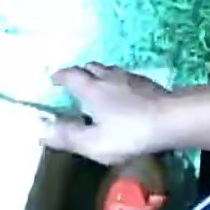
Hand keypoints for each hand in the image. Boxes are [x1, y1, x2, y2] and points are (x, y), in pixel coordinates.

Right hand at [45, 64, 174, 165]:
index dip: (61, 75)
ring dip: (97, 74)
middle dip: (79, 72)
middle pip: (89, 66)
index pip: (72, 75)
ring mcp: (127, 75)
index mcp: (92, 88)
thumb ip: (69, 136)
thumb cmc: (128, 132)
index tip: (53, 78)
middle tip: (74, 82)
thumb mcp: (94, 143)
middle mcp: (108, 75)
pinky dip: (113, 79)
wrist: (166, 117)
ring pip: (107, 68)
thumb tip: (43, 129)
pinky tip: (119, 92)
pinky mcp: (142, 80)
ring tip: (95, 86)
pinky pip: (121, 74)